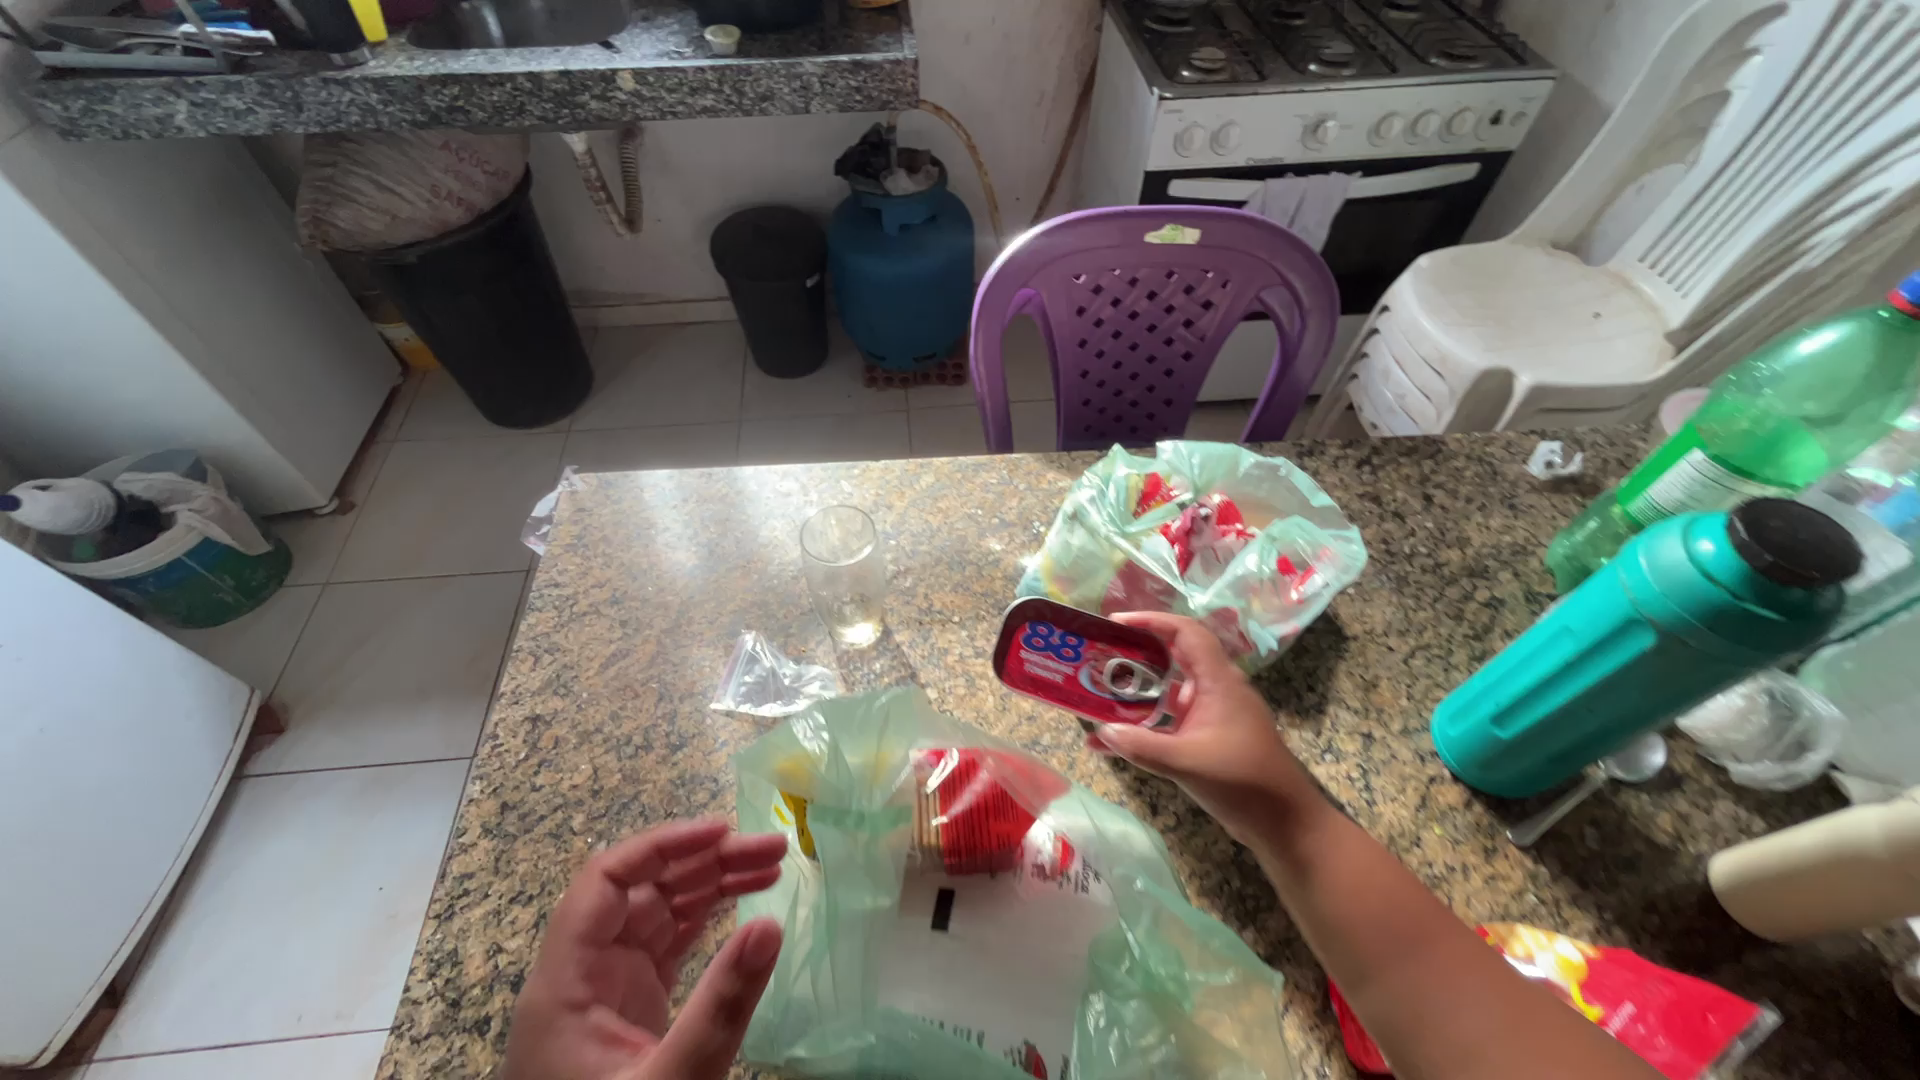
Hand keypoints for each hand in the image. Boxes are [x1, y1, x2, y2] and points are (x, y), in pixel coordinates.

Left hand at [500, 819, 787, 1079]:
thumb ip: (721, 1007)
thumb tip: (772, 926)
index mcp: (566, 980)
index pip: (605, 881)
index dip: (661, 846)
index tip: (722, 832)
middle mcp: (583, 970)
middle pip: (642, 888)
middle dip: (706, 859)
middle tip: (772, 849)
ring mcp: (608, 984)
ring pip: (661, 908)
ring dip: (714, 881)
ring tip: (773, 865)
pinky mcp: (631, 1001)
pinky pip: (671, 939)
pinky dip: (709, 916)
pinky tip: (747, 903)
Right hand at [1089, 612, 1315, 841]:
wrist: (1285, 823)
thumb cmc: (1243, 782)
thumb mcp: (1187, 763)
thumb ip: (1141, 746)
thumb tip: (1100, 732)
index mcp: (1219, 681)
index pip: (1186, 632)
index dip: (1152, 620)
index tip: (1116, 623)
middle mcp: (1217, 689)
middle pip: (1174, 657)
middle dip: (1136, 655)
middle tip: (1099, 659)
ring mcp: (1215, 713)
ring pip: (1170, 690)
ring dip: (1138, 692)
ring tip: (1100, 695)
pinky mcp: (1211, 736)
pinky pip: (1173, 719)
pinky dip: (1147, 723)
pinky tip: (1115, 741)